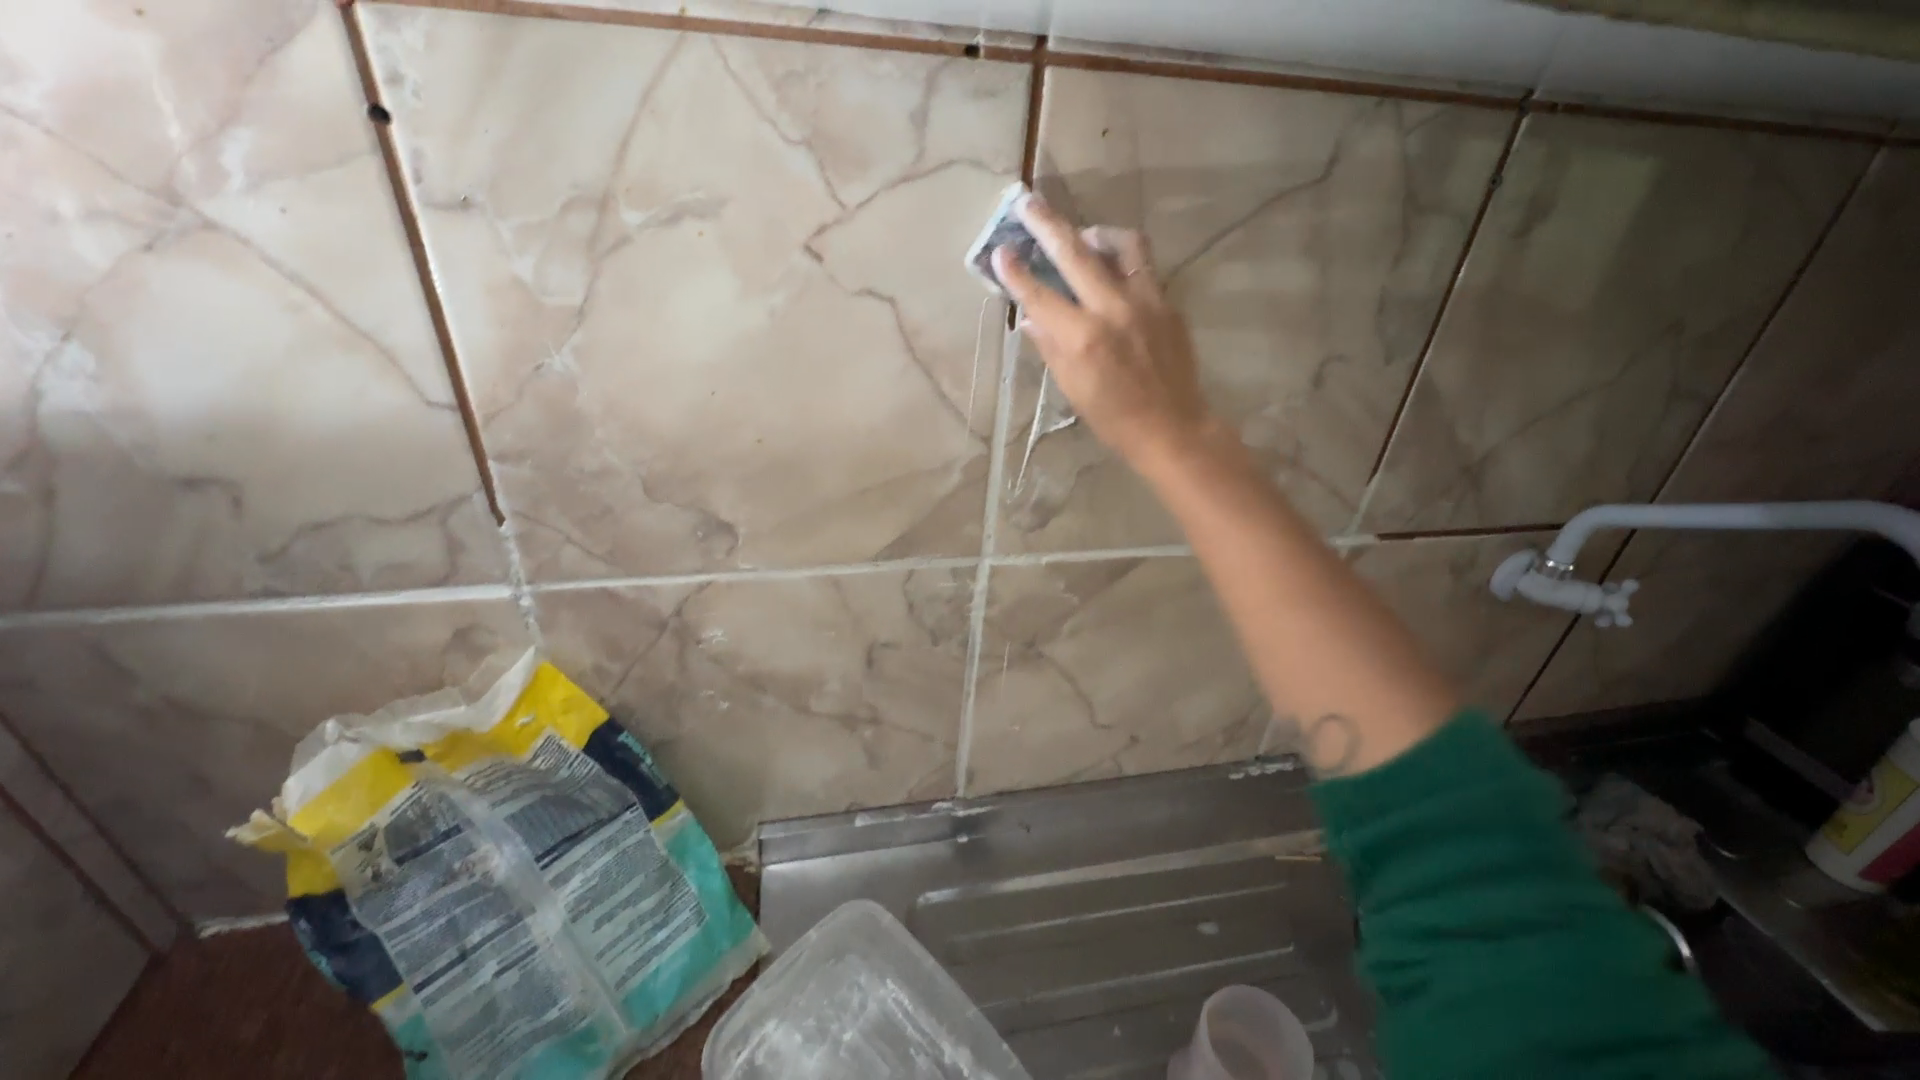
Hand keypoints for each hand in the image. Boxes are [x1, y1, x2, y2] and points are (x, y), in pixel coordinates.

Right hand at [991, 197, 1221, 473]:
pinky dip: (1123, 261)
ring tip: (1085, 236)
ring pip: (1122, 245)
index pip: (1039, 294)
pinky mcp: (1168, 303)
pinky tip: (1114, 272)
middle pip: (1075, 253)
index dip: (1015, 271)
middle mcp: (1112, 310)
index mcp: (1082, 338)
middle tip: (1029, 202)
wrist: (1173, 428)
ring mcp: (1145, 301)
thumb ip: (1051, 347)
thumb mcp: (1072, 388)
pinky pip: (1144, 267)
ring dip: (1097, 233)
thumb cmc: (1114, 418)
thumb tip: (1032, 318)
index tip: (1000, 251)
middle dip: (1047, 224)